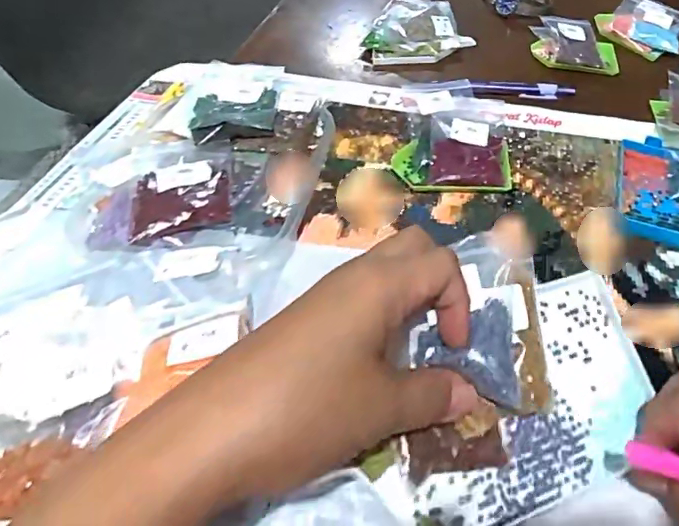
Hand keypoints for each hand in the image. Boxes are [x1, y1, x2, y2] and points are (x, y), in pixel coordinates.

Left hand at [16, 227, 480, 525]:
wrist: (208, 431)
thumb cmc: (307, 408)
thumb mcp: (379, 409)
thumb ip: (430, 395)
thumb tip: (470, 392)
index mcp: (380, 283)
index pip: (442, 261)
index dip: (461, 301)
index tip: (453, 350)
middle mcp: (354, 274)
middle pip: (413, 246)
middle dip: (438, 281)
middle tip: (436, 333)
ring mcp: (325, 293)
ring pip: (383, 270)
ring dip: (407, 300)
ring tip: (403, 356)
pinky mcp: (304, 316)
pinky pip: (356, 295)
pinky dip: (378, 315)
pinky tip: (364, 367)